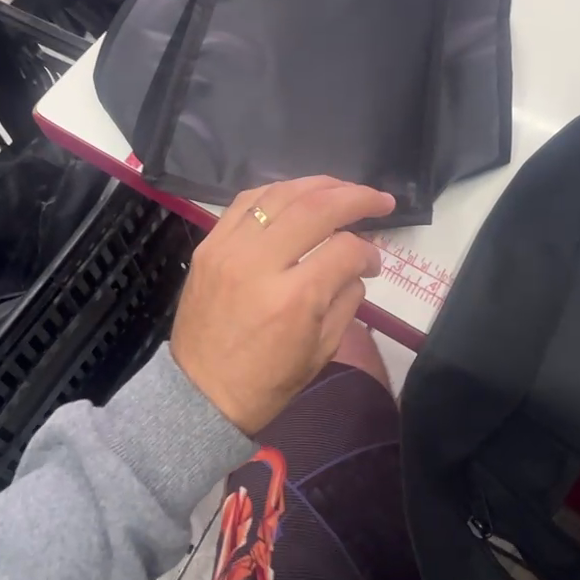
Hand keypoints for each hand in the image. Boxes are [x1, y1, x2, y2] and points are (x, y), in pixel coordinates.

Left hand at [170, 176, 395, 434]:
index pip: (344, 250)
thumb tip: (359, 261)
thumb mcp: (322, 350)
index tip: (375, 262)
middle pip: (316, 208)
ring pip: (280, 194)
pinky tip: (297, 194)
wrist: (198, 395)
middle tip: (380, 200)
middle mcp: (259, 264)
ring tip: (344, 189)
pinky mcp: (209, 245)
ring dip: (318, 185)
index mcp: (293, 299)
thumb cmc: (266, 382)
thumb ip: (346, 298)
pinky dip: (277, 191)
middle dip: (355, 197)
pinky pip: (246, 201)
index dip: (369, 251)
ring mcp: (229, 249)